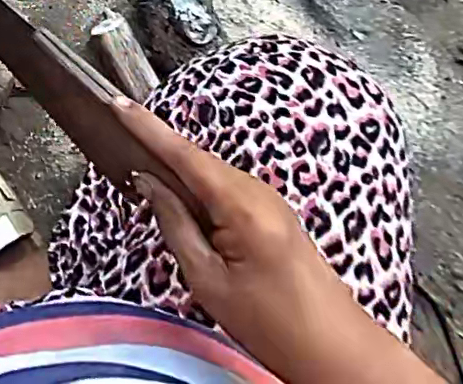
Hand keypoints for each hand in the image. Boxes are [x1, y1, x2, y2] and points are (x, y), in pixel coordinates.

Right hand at [113, 97, 440, 383]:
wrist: (345, 360)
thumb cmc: (279, 329)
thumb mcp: (209, 281)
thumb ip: (174, 222)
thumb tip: (147, 182)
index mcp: (242, 207)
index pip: (182, 153)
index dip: (145, 126)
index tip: (117, 104)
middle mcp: (257, 192)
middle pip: (193, 157)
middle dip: (155, 147)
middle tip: (118, 142)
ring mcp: (267, 199)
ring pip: (206, 170)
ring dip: (174, 168)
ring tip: (142, 175)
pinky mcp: (270, 210)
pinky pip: (220, 183)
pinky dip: (194, 183)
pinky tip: (178, 197)